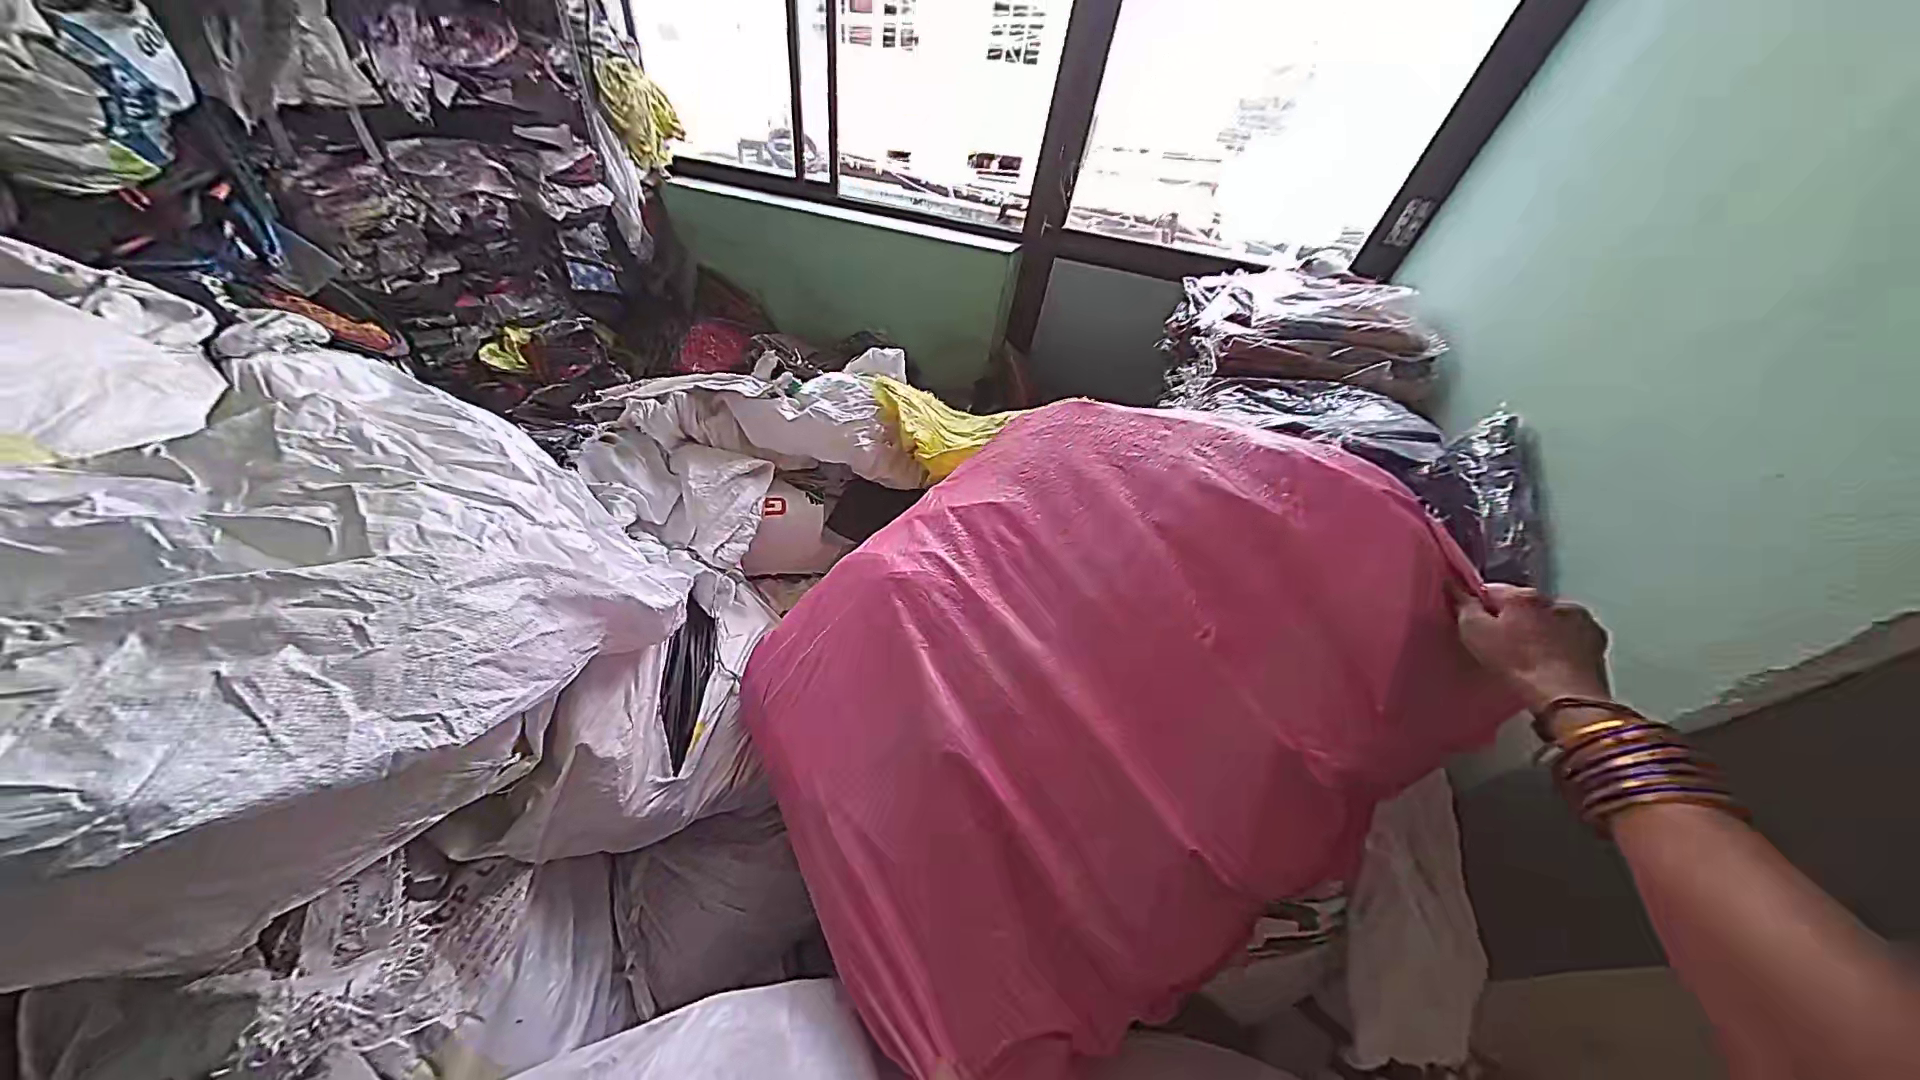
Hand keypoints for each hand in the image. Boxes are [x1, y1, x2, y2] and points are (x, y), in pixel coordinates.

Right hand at [1456, 584, 1611, 715]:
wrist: (1565, 697)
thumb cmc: (1514, 661)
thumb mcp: (1473, 630)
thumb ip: (1463, 604)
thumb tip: (1454, 585)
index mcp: (1523, 595)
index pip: (1490, 590)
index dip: (1478, 607)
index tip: (1474, 625)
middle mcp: (1556, 600)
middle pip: (1522, 605)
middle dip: (1511, 618)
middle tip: (1499, 643)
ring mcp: (1582, 621)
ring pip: (1548, 619)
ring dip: (1538, 629)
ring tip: (1526, 654)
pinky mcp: (1599, 643)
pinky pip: (1570, 636)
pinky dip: (1559, 643)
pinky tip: (1549, 661)